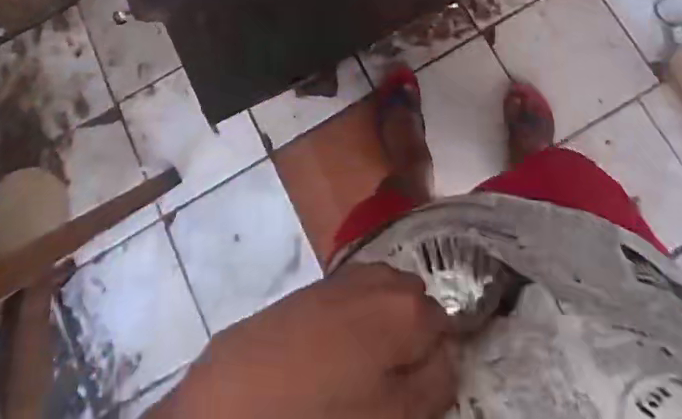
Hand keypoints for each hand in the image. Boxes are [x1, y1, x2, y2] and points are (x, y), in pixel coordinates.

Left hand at [152, 264, 457, 418]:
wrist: (233, 401)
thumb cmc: (325, 414)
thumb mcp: (394, 418)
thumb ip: (434, 382)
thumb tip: (448, 354)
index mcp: (406, 307)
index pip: (449, 323)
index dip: (442, 355)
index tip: (429, 381)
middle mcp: (375, 278)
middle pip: (414, 300)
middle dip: (414, 331)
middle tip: (397, 377)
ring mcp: (338, 279)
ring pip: (380, 294)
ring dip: (382, 322)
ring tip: (365, 369)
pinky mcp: (307, 289)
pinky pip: (348, 297)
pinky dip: (352, 319)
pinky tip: (334, 357)